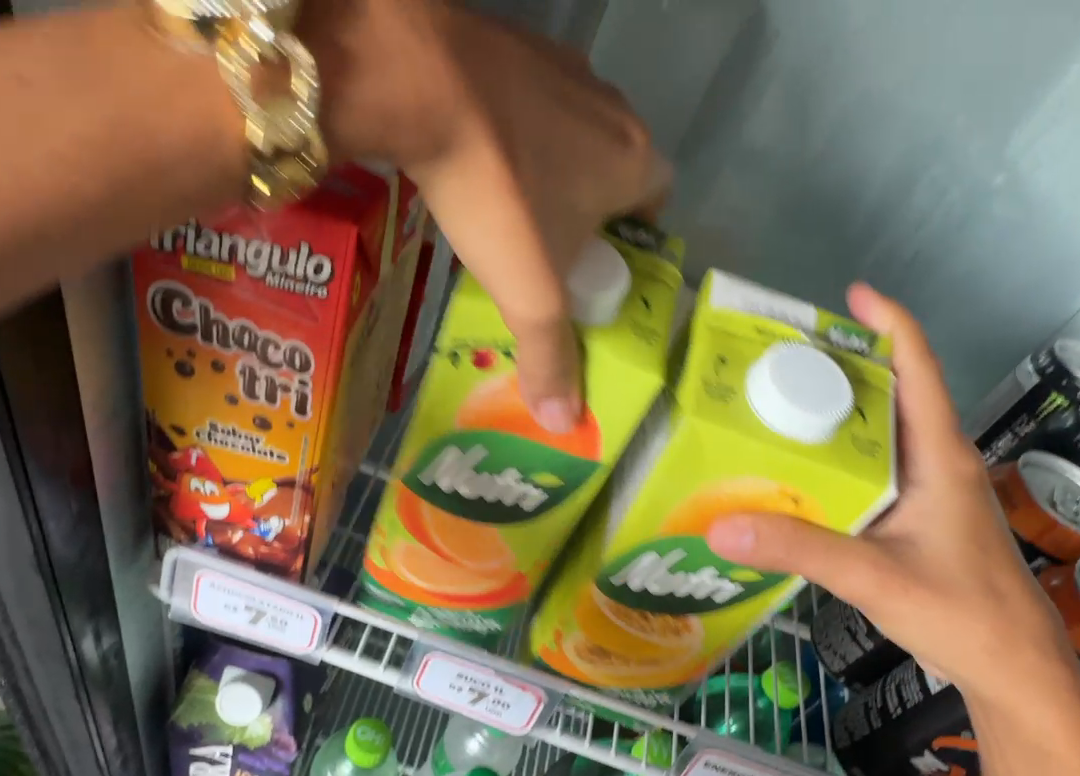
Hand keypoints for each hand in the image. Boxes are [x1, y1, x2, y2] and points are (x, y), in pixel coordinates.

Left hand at [304, 0, 667, 431]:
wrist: (423, 83)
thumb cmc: (498, 194)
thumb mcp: (529, 292)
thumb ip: (551, 356)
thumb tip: (566, 423)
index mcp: (636, 162)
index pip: (655, 207)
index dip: (629, 242)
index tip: (591, 269)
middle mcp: (616, 110)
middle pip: (614, 171)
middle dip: (587, 212)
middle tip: (543, 251)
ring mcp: (567, 71)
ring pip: (572, 135)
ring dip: (550, 171)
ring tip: (506, 209)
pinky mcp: (519, 49)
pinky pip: (529, 104)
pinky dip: (513, 133)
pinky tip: (477, 157)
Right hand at [703, 284, 1079, 707]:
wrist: (1012, 669)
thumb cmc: (960, 612)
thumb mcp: (873, 577)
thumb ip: (798, 549)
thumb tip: (719, 524)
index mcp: (940, 459)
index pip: (918, 372)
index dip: (890, 326)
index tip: (851, 295)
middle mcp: (937, 466)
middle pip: (894, 398)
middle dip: (845, 370)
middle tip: (783, 362)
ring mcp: (931, 496)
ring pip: (883, 440)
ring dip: (840, 419)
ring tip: (780, 409)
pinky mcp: (919, 523)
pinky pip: (876, 475)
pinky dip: (840, 464)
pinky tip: (802, 478)